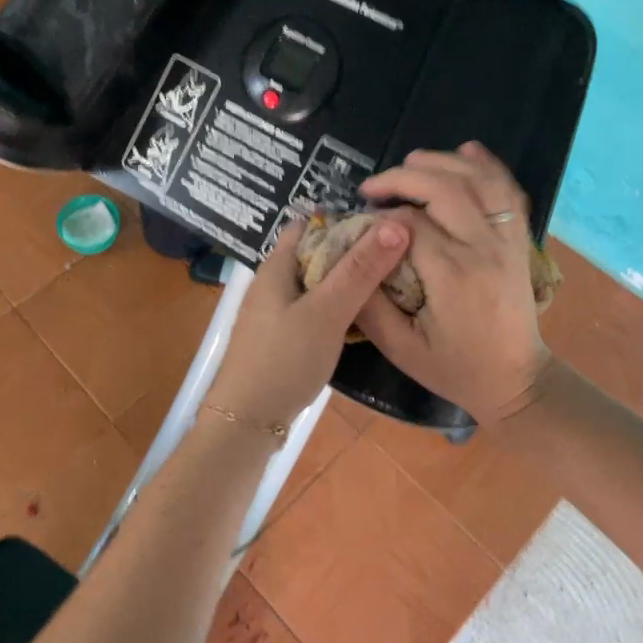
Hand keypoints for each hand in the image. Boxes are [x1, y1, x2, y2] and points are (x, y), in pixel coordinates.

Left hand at [206, 218, 409, 432]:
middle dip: (351, 252)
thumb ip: (359, 270)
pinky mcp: (281, 340)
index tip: (385, 226)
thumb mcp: (327, 312)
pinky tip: (362, 319)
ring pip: (316, 285)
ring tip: (388, 283)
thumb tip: (396, 224)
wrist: (246, 421)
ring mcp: (275, 313)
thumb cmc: (284, 359)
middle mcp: (272, 284)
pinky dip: (337, 309)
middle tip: (397, 255)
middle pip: (315, 254)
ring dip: (346, 282)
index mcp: (276, 267)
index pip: (309, 225)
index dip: (345, 221)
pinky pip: (313, 311)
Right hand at [354, 143, 551, 423]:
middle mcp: (484, 249)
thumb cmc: (454, 368)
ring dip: (441, 163)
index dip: (379, 214)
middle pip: (446, 188)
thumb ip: (369, 305)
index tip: (359, 220)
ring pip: (478, 180)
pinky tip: (465, 151)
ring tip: (408, 165)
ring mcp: (507, 241)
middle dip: (403, 177)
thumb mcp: (401, 349)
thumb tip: (345, 261)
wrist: (516, 381)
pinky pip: (508, 191)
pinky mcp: (517, 241)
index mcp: (453, 275)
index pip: (410, 222)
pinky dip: (488, 165)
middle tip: (372, 186)